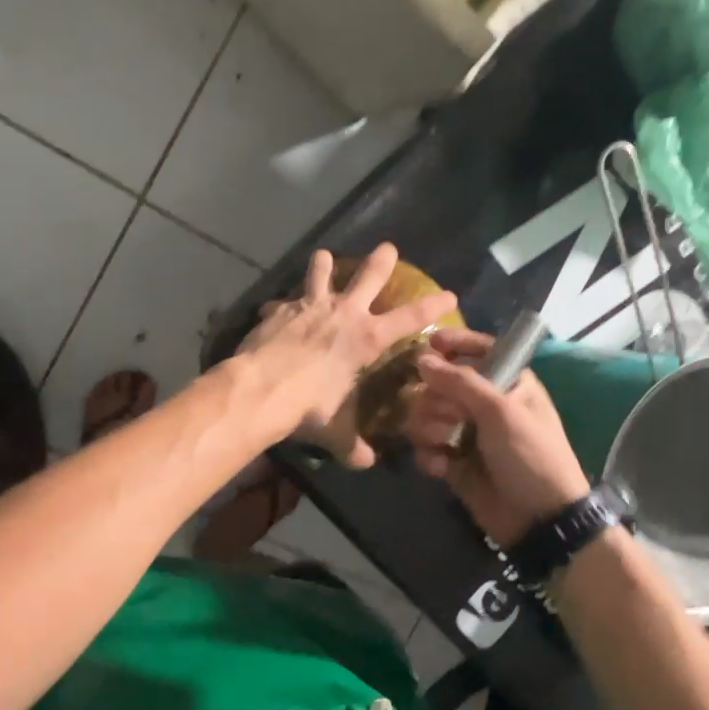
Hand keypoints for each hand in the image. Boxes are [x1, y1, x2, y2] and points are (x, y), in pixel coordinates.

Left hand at [234, 243, 454, 467]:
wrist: (259, 389)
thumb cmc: (307, 408)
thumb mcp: (335, 432)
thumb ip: (353, 446)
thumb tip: (366, 462)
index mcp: (366, 339)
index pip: (411, 317)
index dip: (432, 305)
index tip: (449, 294)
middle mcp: (343, 314)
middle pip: (369, 276)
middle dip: (382, 261)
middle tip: (388, 248)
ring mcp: (309, 307)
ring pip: (321, 274)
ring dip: (324, 265)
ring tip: (324, 256)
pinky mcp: (279, 311)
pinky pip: (283, 303)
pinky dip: (282, 305)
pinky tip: (275, 310)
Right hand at [404, 328, 590, 547]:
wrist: (539, 518)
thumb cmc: (530, 455)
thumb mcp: (500, 412)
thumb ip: (460, 382)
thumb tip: (422, 359)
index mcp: (509, 382)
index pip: (481, 349)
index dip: (456, 343)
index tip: (429, 343)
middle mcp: (486, 404)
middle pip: (443, 384)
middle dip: (435, 398)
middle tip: (445, 415)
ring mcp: (468, 434)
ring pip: (428, 415)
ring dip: (428, 428)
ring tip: (441, 444)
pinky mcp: (454, 463)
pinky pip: (427, 448)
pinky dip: (429, 456)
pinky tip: (439, 467)